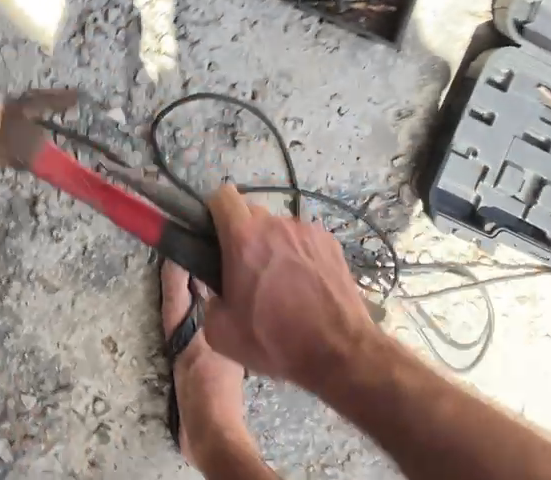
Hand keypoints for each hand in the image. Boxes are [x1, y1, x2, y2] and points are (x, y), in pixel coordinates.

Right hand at [200, 184, 381, 391]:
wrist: (340, 353)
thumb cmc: (275, 341)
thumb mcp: (222, 334)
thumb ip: (210, 302)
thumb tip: (219, 294)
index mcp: (243, 237)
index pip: (222, 197)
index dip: (215, 212)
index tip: (217, 235)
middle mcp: (274, 224)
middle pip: (251, 212)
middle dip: (244, 233)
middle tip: (248, 268)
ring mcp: (306, 230)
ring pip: (279, 227)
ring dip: (274, 245)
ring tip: (284, 282)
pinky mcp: (330, 242)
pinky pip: (304, 239)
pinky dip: (301, 254)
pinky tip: (309, 285)